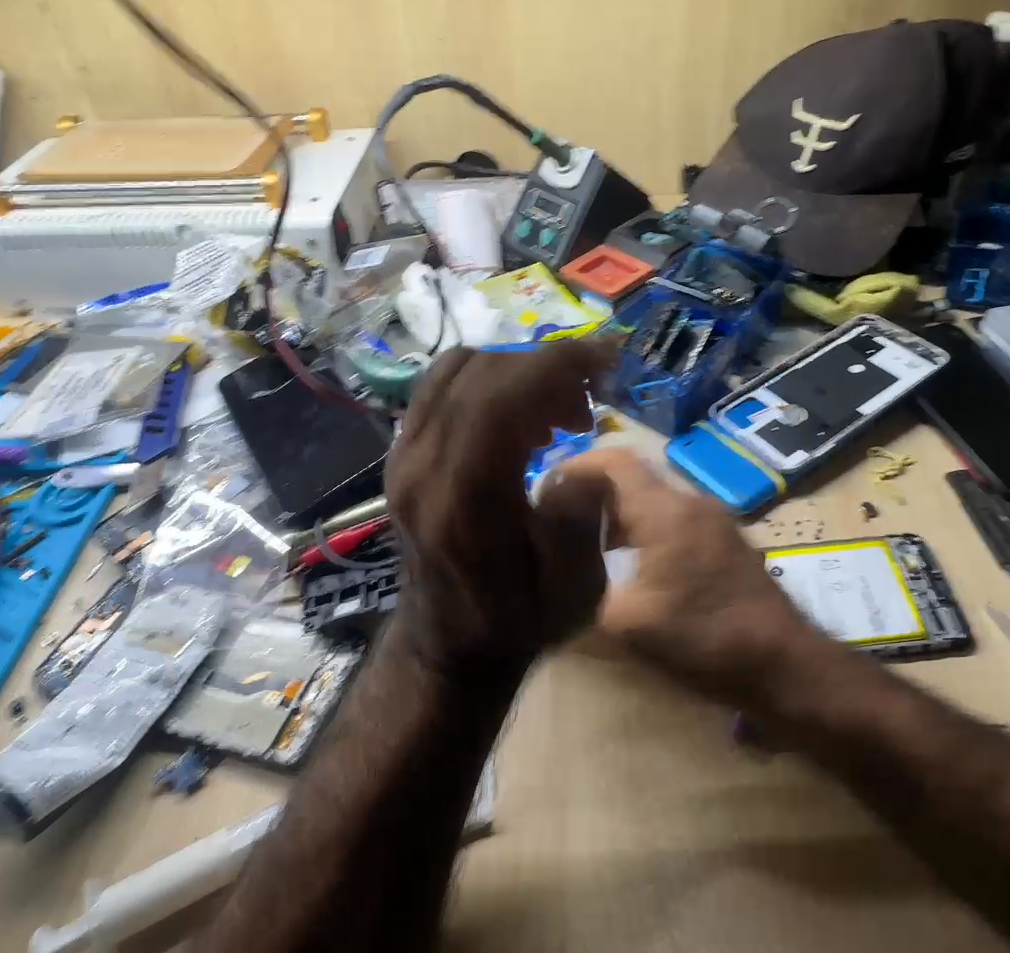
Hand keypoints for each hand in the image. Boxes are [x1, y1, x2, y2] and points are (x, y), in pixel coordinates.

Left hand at [385, 341, 616, 683]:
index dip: (557, 365)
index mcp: (463, 498)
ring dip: (515, 372)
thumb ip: (583, 515)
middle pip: (480, 372)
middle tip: (588, 404)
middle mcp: (421, 465)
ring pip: (456, 370)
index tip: (607, 363)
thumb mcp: (571, 585)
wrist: (448, 645)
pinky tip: (520, 418)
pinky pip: (440, 388)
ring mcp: (403, 456)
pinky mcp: (402, 455)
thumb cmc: (516, 620)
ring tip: (556, 412)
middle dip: (545, 368)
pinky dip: (487, 382)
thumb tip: (586, 464)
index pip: (500, 396)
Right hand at [550, 447, 812, 706]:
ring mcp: (717, 522)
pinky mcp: (730, 544)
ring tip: (587, 537)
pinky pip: (678, 519)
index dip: (575, 466)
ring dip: (620, 509)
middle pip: (635, 476)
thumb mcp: (626, 622)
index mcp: (666, 511)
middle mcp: (693, 503)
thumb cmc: (702, 639)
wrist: (783, 665)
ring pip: (658, 498)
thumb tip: (576, 573)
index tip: (545, 487)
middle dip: (593, 489)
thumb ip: (591, 587)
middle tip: (558, 513)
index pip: (614, 461)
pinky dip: (647, 526)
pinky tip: (631, 560)